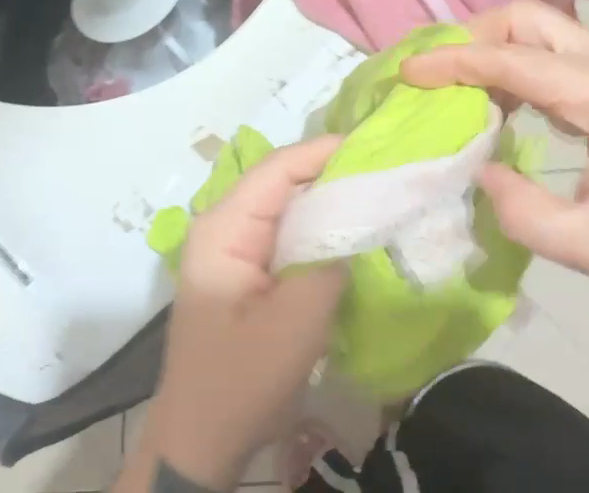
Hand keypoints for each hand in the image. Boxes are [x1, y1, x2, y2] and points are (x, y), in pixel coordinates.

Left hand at [136, 137, 346, 489]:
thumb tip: (359, 219)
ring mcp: (232, 252)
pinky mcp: (245, 275)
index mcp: (223, 228)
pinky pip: (285, 238)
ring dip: (328, 205)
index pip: (278, 168)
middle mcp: (223, 227)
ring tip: (379, 198)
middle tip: (388, 172)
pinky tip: (352, 239)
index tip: (377, 148)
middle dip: (332, 175)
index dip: (326, 151)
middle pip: (282, 183)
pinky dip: (319, 234)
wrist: (200, 441)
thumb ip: (329, 262)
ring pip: (286, 210)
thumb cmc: (241, 380)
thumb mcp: (295, 322)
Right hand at [400, 0, 588, 292]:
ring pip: (540, 26)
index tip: (408, 73)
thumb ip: (522, 213)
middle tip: (440, 78)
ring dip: (496, 48)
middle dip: (474, 37)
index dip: (453, 63)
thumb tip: (481, 170)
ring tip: (464, 94)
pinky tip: (508, 106)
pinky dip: (519, 63)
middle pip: (526, 16)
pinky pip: (556, 49)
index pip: (511, 59)